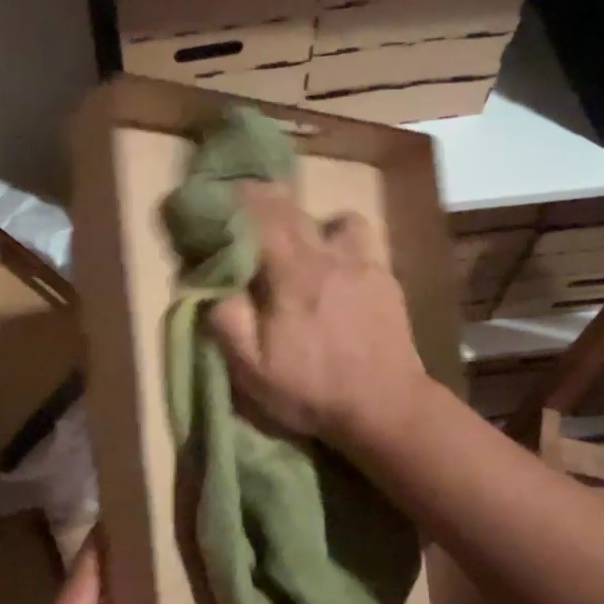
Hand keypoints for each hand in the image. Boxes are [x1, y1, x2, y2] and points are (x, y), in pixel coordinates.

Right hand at [207, 182, 428, 445]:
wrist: (386, 408)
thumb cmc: (312, 390)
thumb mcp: (252, 369)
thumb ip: (227, 321)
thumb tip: (215, 286)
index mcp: (293, 274)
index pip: (262, 217)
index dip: (238, 201)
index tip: (219, 195)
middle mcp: (330, 257)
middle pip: (296, 212)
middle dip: (268, 202)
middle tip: (249, 206)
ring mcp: (365, 265)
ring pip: (337, 221)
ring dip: (314, 224)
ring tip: (303, 246)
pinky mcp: (387, 282)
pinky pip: (361, 247)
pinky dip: (341, 248)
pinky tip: (336, 275)